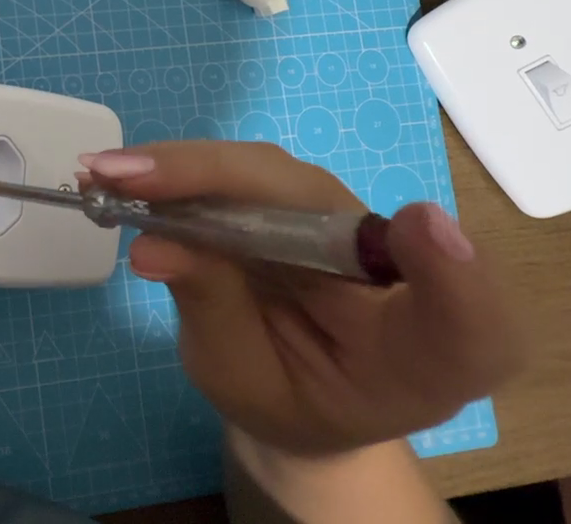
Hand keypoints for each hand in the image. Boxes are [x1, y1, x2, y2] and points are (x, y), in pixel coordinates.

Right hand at [82, 142, 522, 456]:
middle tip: (125, 177)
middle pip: (316, 203)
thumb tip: (153, 245)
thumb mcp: (244, 383)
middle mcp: (388, 268)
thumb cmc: (287, 403)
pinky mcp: (289, 197)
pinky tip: (120, 173)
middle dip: (220, 179)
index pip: (466, 320)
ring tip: (104, 174)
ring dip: (179, 166)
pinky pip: (233, 171)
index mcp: (422, 351)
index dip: (451, 273)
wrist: (299, 392)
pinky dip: (172, 169)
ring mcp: (335, 220)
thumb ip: (213, 314)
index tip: (420, 227)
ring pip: (264, 171)